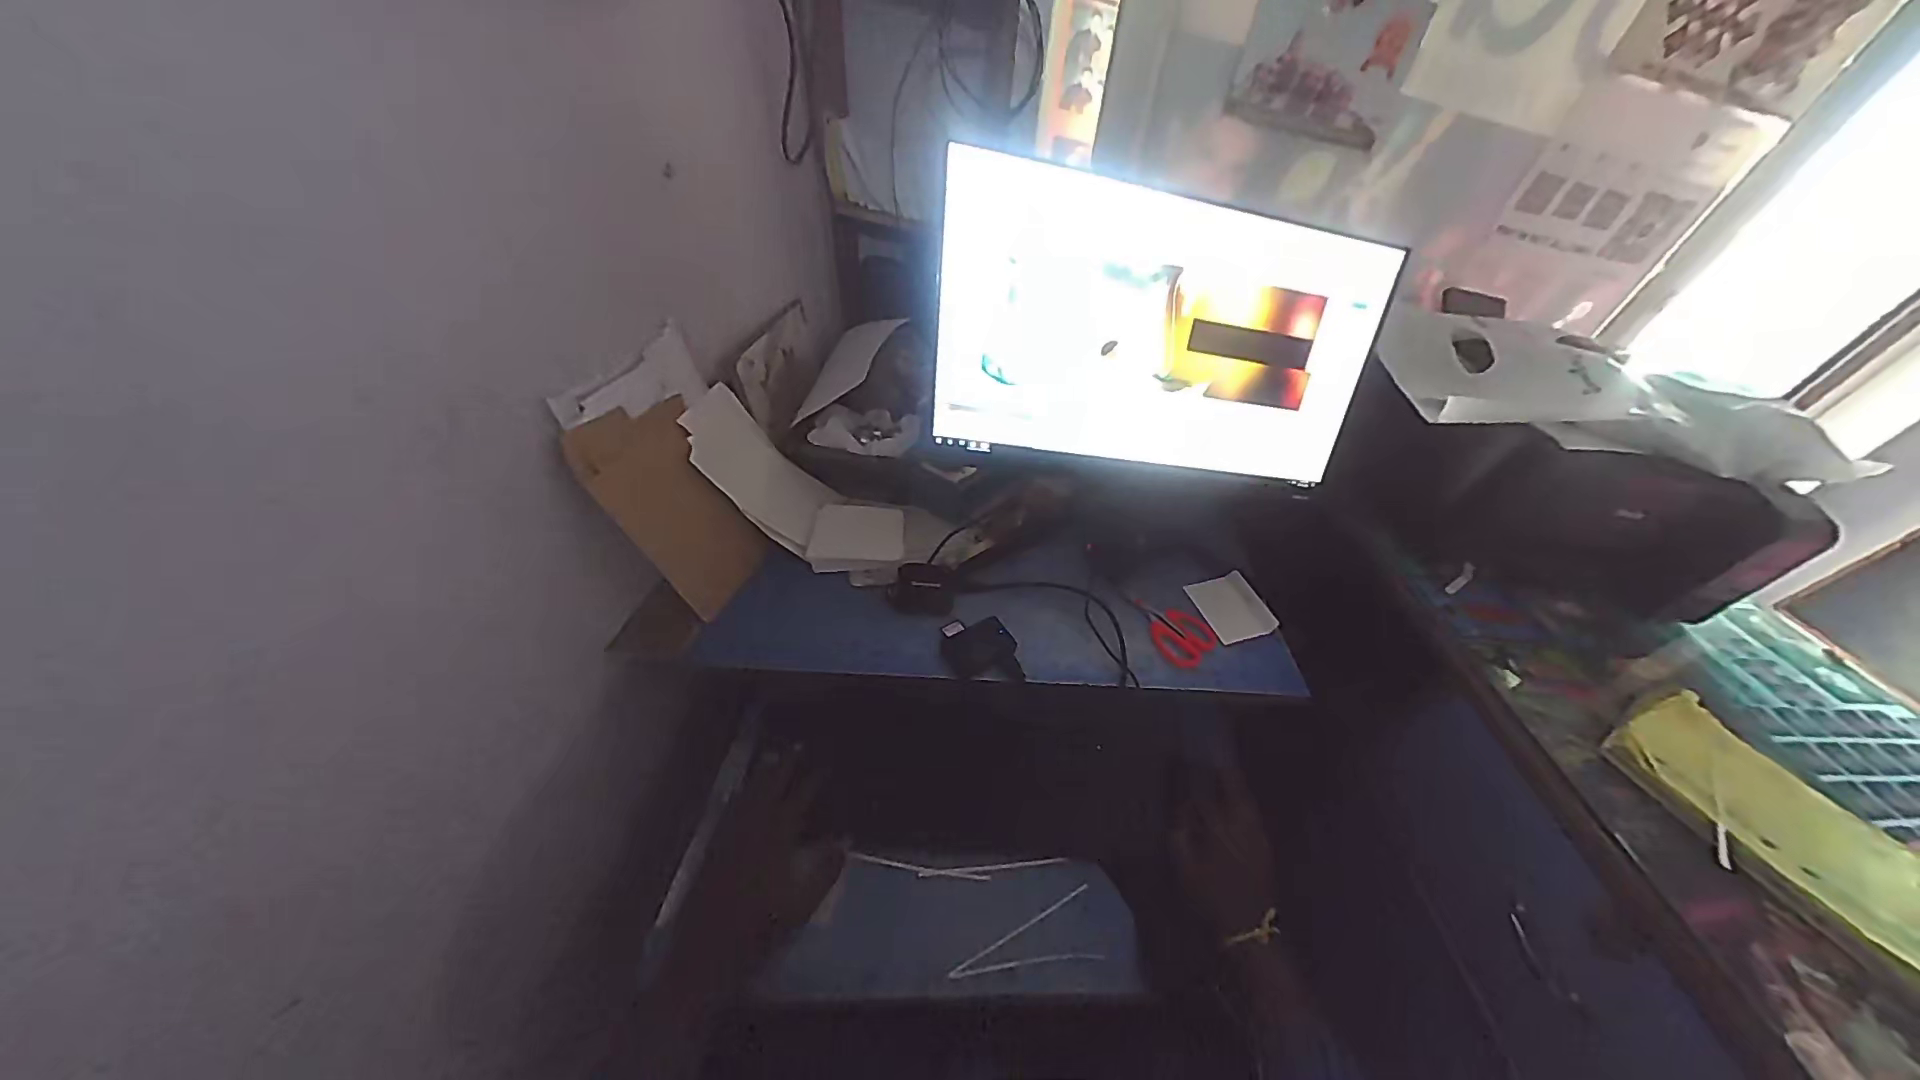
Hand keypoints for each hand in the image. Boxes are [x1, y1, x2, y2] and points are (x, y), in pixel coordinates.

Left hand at [661, 749, 845, 1003]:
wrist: (707, 954)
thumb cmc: (761, 931)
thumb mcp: (803, 906)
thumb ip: (826, 872)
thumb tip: (844, 841)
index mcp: (777, 840)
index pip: (798, 800)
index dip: (812, 781)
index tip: (824, 765)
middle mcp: (752, 830)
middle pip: (770, 789)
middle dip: (785, 766)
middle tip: (797, 746)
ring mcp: (729, 837)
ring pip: (748, 796)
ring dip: (762, 776)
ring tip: (772, 757)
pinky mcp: (712, 849)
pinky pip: (728, 811)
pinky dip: (739, 796)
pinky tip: (740, 792)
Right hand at [1169, 761, 1278, 947]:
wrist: (1248, 927)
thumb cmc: (1210, 899)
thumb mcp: (1185, 868)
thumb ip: (1180, 835)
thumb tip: (1181, 809)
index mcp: (1217, 830)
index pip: (1201, 792)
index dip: (1190, 773)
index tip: (1181, 757)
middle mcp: (1240, 826)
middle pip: (1232, 788)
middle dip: (1221, 769)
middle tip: (1210, 753)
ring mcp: (1257, 834)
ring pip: (1246, 798)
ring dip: (1235, 782)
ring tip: (1224, 769)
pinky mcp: (1265, 843)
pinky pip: (1253, 812)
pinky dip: (1244, 799)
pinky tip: (1237, 798)